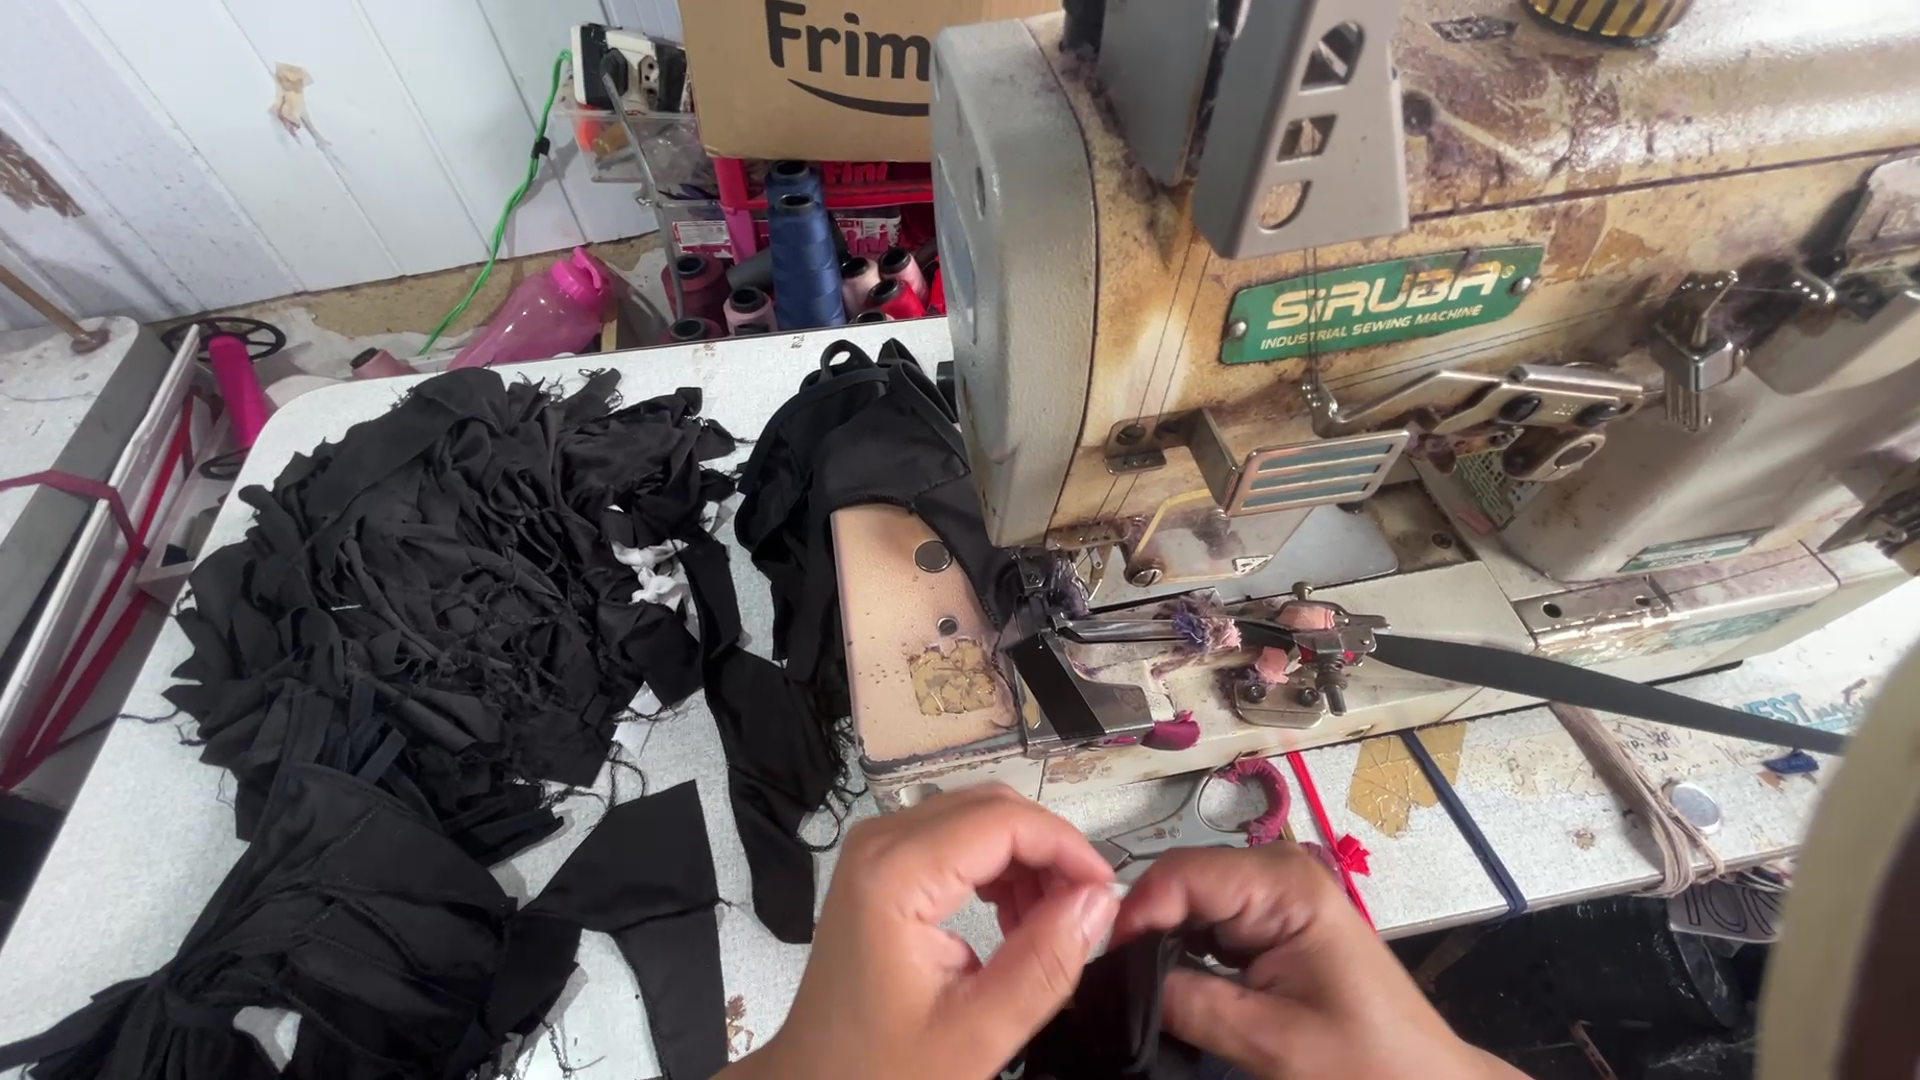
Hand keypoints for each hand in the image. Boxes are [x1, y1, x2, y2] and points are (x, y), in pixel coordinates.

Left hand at [724, 785, 1118, 1079]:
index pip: (1002, 821)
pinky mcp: (883, 859)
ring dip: (1025, 859)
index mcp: (895, 872)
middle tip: (1083, 910)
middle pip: (991, 808)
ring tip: (1049, 923)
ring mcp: (879, 844)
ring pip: (978, 816)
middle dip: (1048, 851)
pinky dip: (997, 866)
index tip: (1106, 890)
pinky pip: (957, 836)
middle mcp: (882, 839)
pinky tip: (1014, 916)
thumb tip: (1099, 900)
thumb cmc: (880, 1070)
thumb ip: (1045, 965)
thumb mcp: (975, 1034)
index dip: (1065, 846)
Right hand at [1113, 845, 1526, 1079]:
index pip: (1183, 873)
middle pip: (1181, 881)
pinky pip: (1205, 921)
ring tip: (1135, 983)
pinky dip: (1181, 949)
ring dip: (1160, 939)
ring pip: (1187, 900)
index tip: (1107, 962)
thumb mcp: (1276, 1042)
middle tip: (1115, 979)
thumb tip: (1118, 979)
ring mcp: (1270, 893)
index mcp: (1282, 883)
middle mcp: (1272, 871)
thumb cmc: (1368, 1066)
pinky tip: (1169, 980)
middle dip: (1145, 926)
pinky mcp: (1266, 918)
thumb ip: (1192, 1003)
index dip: (1138, 911)